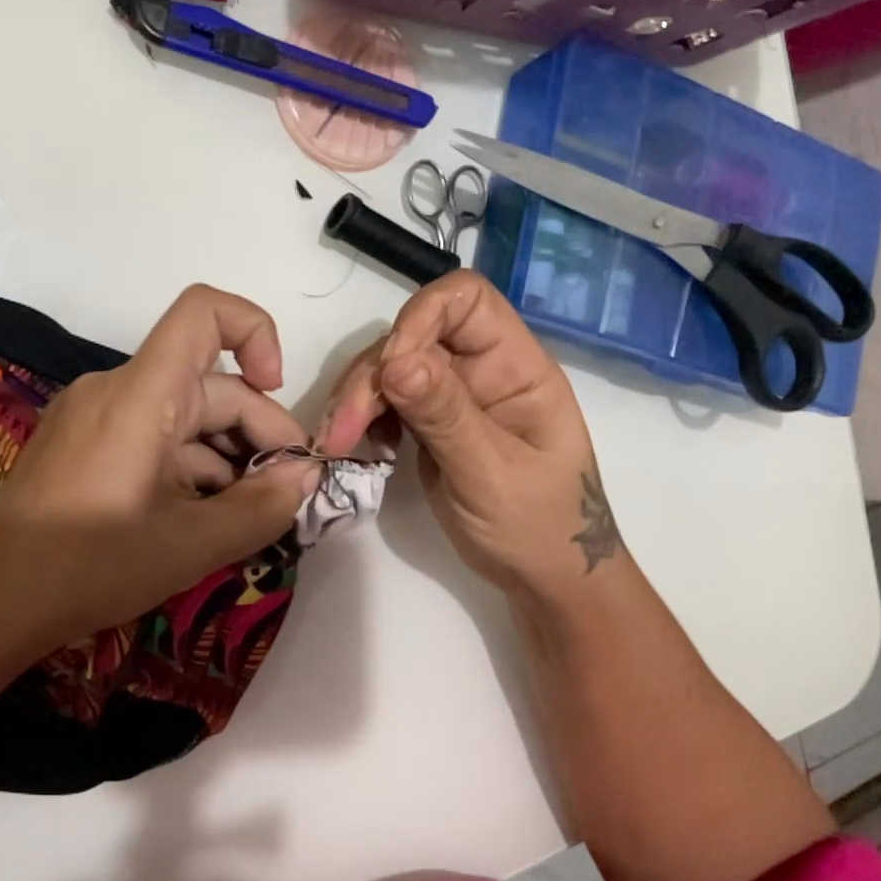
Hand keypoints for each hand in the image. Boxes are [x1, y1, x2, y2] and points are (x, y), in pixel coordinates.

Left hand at [0, 284, 320, 655]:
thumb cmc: (93, 565)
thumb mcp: (192, 544)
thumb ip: (262, 506)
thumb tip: (306, 477)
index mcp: (141, 394)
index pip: (204, 313)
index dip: (255, 332)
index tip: (276, 390)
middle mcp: (114, 389)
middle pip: (205, 383)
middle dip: (255, 431)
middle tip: (286, 493)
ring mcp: (92, 418)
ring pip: (179, 416)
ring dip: (223, 457)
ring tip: (248, 516)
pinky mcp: (80, 446)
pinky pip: (148, 438)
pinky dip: (185, 467)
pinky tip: (201, 518)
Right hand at [316, 271, 622, 597]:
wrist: (545, 579)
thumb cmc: (538, 528)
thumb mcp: (491, 474)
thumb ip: (445, 416)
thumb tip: (394, 360)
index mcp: (516, 367)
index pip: (466, 301)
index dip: (420, 316)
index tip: (388, 369)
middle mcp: (482, 370)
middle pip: (412, 336)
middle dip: (370, 376)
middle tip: (339, 432)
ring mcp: (454, 397)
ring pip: (390, 369)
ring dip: (356, 400)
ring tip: (335, 445)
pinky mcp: (429, 424)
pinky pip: (386, 402)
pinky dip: (361, 419)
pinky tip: (357, 448)